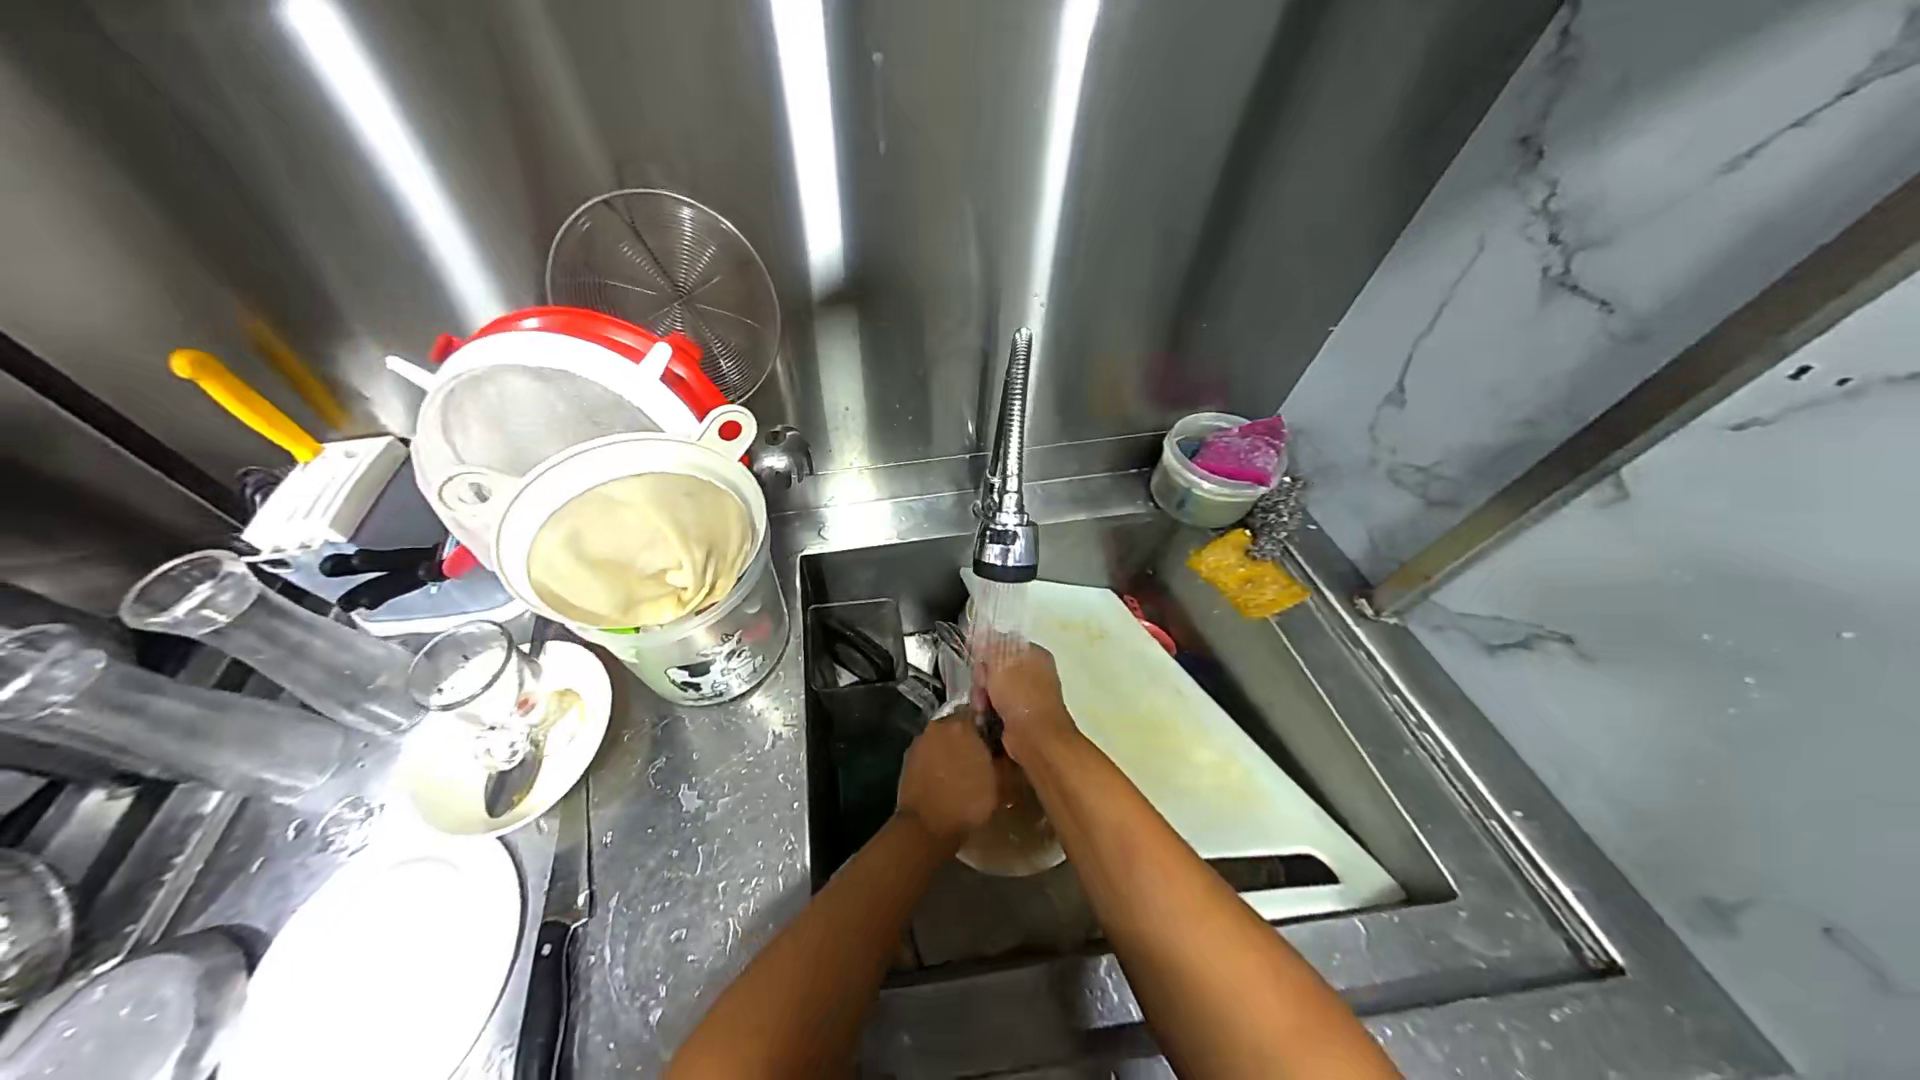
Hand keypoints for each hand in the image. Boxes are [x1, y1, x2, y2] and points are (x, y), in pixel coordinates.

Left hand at [895, 711, 995, 847]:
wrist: (926, 827)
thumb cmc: (968, 802)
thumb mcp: (1000, 783)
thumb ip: (1003, 757)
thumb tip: (1005, 747)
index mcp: (963, 725)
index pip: (979, 711)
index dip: (987, 726)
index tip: (993, 741)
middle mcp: (939, 725)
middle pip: (958, 723)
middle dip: (968, 736)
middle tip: (979, 756)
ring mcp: (920, 740)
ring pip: (942, 737)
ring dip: (951, 747)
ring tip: (960, 768)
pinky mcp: (908, 756)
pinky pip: (929, 751)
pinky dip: (936, 759)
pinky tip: (943, 776)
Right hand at [982, 644, 1079, 764]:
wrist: (1036, 737)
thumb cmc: (1020, 695)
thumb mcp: (1001, 663)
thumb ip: (990, 645)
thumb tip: (981, 631)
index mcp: (1034, 654)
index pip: (1004, 643)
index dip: (986, 651)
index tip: (975, 660)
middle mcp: (1033, 672)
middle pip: (996, 666)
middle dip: (983, 678)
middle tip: (982, 687)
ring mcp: (1027, 694)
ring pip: (994, 687)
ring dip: (982, 696)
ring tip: (981, 707)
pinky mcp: (1020, 714)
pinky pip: (997, 704)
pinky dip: (988, 710)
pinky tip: (983, 717)